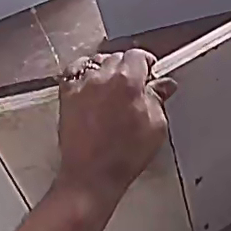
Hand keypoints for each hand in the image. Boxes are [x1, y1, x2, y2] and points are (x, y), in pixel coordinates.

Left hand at [53, 50, 175, 203]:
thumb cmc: (125, 155)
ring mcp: (82, 84)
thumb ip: (158, 99)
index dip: (146, 63)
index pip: (138, 56)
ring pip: (97, 62)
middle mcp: (102, 76)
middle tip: (134, 85)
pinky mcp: (67, 94)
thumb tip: (163, 84)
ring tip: (112, 87)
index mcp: (128, 81)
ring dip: (106, 70)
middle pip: (117, 57)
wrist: (92, 174)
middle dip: (128, 68)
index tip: (150, 72)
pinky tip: (90, 83)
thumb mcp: (155, 126)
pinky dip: (83, 72)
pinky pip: (74, 71)